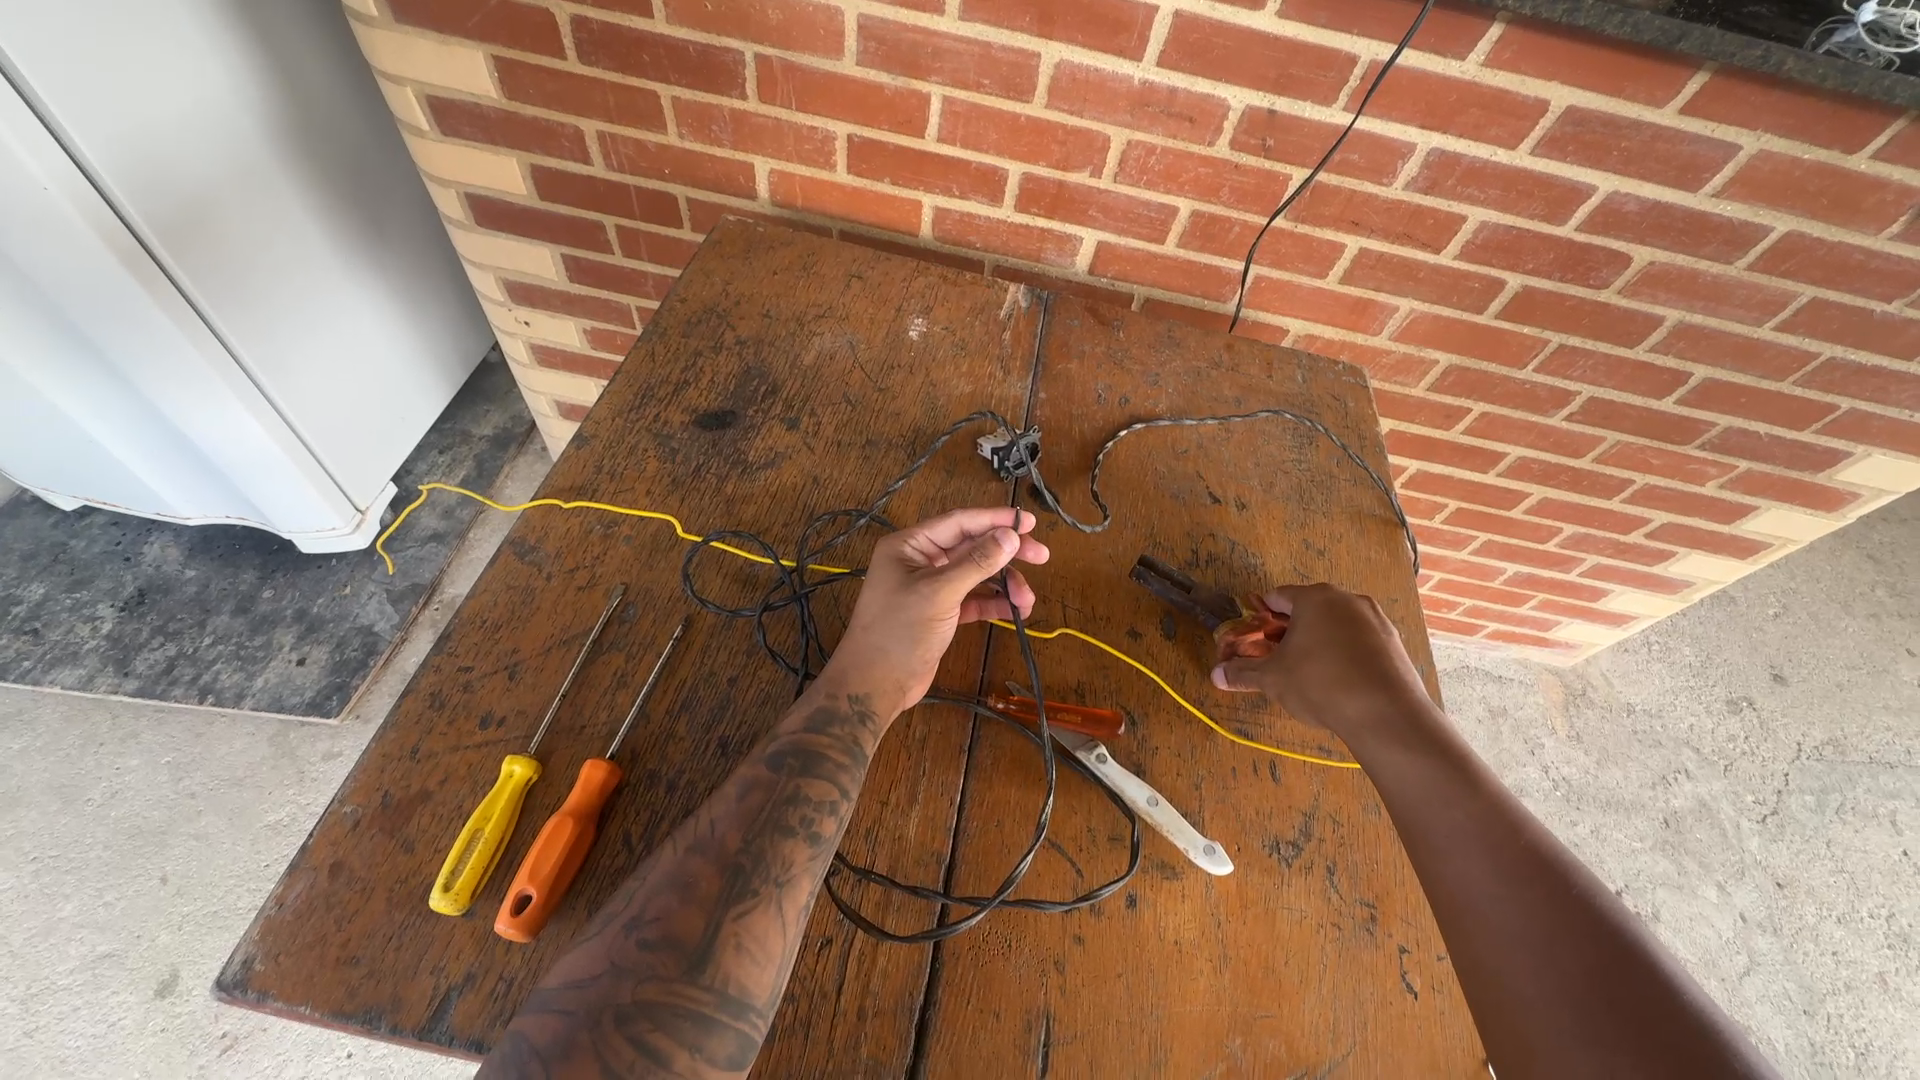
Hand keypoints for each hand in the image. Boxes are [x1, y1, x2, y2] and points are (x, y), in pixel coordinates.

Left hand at [822, 507, 1049, 718]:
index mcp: (910, 545)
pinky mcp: (940, 612)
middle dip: (1005, 552)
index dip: (995, 520)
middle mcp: (920, 561)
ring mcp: (930, 587)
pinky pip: (973, 599)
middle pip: (971, 546)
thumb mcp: (939, 592)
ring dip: (1003, 583)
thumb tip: (1010, 535)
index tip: (1028, 522)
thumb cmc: (899, 631)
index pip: (959, 522)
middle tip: (1041, 556)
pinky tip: (1014, 611)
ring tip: (1027, 599)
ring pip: (975, 575)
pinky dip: (993, 603)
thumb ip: (976, 562)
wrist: (875, 684)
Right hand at [1209, 584, 1435, 747]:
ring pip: (1335, 623)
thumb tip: (1215, 675)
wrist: (1386, 714)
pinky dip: (1344, 652)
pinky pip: (1358, 640)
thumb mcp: (1272, 679)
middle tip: (1278, 658)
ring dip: (1317, 640)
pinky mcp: (1393, 641)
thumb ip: (1242, 673)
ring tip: (1309, 673)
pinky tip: (1339, 681)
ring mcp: (1375, 619)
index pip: (1276, 597)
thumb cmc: (1320, 684)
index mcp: (1314, 598)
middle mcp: (1346, 599)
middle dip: (1289, 630)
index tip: (1254, 640)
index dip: (1260, 618)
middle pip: (1307, 608)